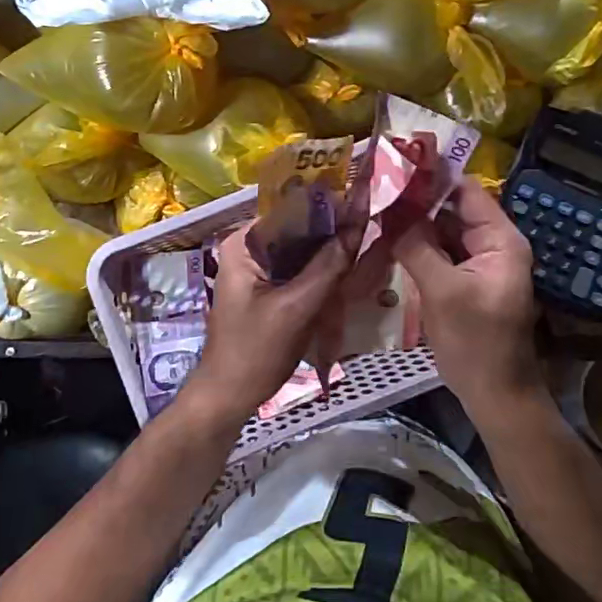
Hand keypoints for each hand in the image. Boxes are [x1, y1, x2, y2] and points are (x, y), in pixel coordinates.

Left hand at [180, 226, 347, 426]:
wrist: (229, 395)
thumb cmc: (255, 351)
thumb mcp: (295, 308)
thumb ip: (327, 267)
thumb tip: (358, 226)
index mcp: (244, 242)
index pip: (291, 209)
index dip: (328, 207)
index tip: (365, 206)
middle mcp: (248, 247)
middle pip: (298, 229)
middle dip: (332, 232)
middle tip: (372, 229)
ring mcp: (257, 268)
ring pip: (302, 250)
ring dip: (330, 253)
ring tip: (367, 247)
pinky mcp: (268, 288)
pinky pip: (299, 270)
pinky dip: (321, 272)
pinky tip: (348, 273)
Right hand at [393, 181, 541, 411]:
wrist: (494, 395)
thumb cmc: (475, 342)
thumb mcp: (442, 291)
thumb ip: (416, 246)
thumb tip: (387, 209)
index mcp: (500, 240)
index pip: (466, 191)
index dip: (431, 176)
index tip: (393, 165)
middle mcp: (491, 243)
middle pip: (451, 208)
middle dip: (415, 199)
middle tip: (374, 187)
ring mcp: (476, 262)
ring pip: (441, 230)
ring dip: (411, 222)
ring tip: (373, 207)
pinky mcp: (461, 279)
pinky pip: (437, 251)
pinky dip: (414, 244)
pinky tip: (385, 237)